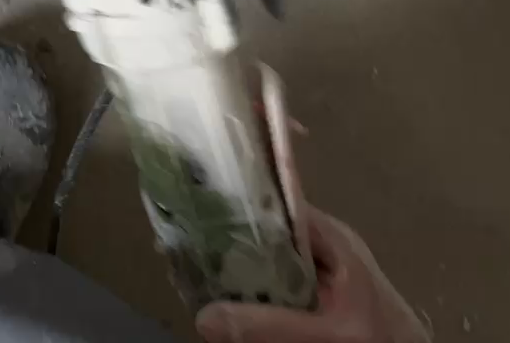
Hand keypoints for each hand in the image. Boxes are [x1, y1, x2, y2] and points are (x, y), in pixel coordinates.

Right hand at [196, 207, 428, 342]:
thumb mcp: (331, 338)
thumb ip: (272, 328)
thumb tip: (201, 317)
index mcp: (328, 235)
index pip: (274, 189)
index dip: (233, 182)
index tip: (191, 186)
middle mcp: (318, 241)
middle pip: (258, 218)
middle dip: (218, 225)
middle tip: (178, 232)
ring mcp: (314, 265)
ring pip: (258, 246)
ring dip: (225, 255)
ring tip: (186, 259)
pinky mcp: (310, 289)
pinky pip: (265, 272)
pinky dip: (240, 278)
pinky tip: (214, 289)